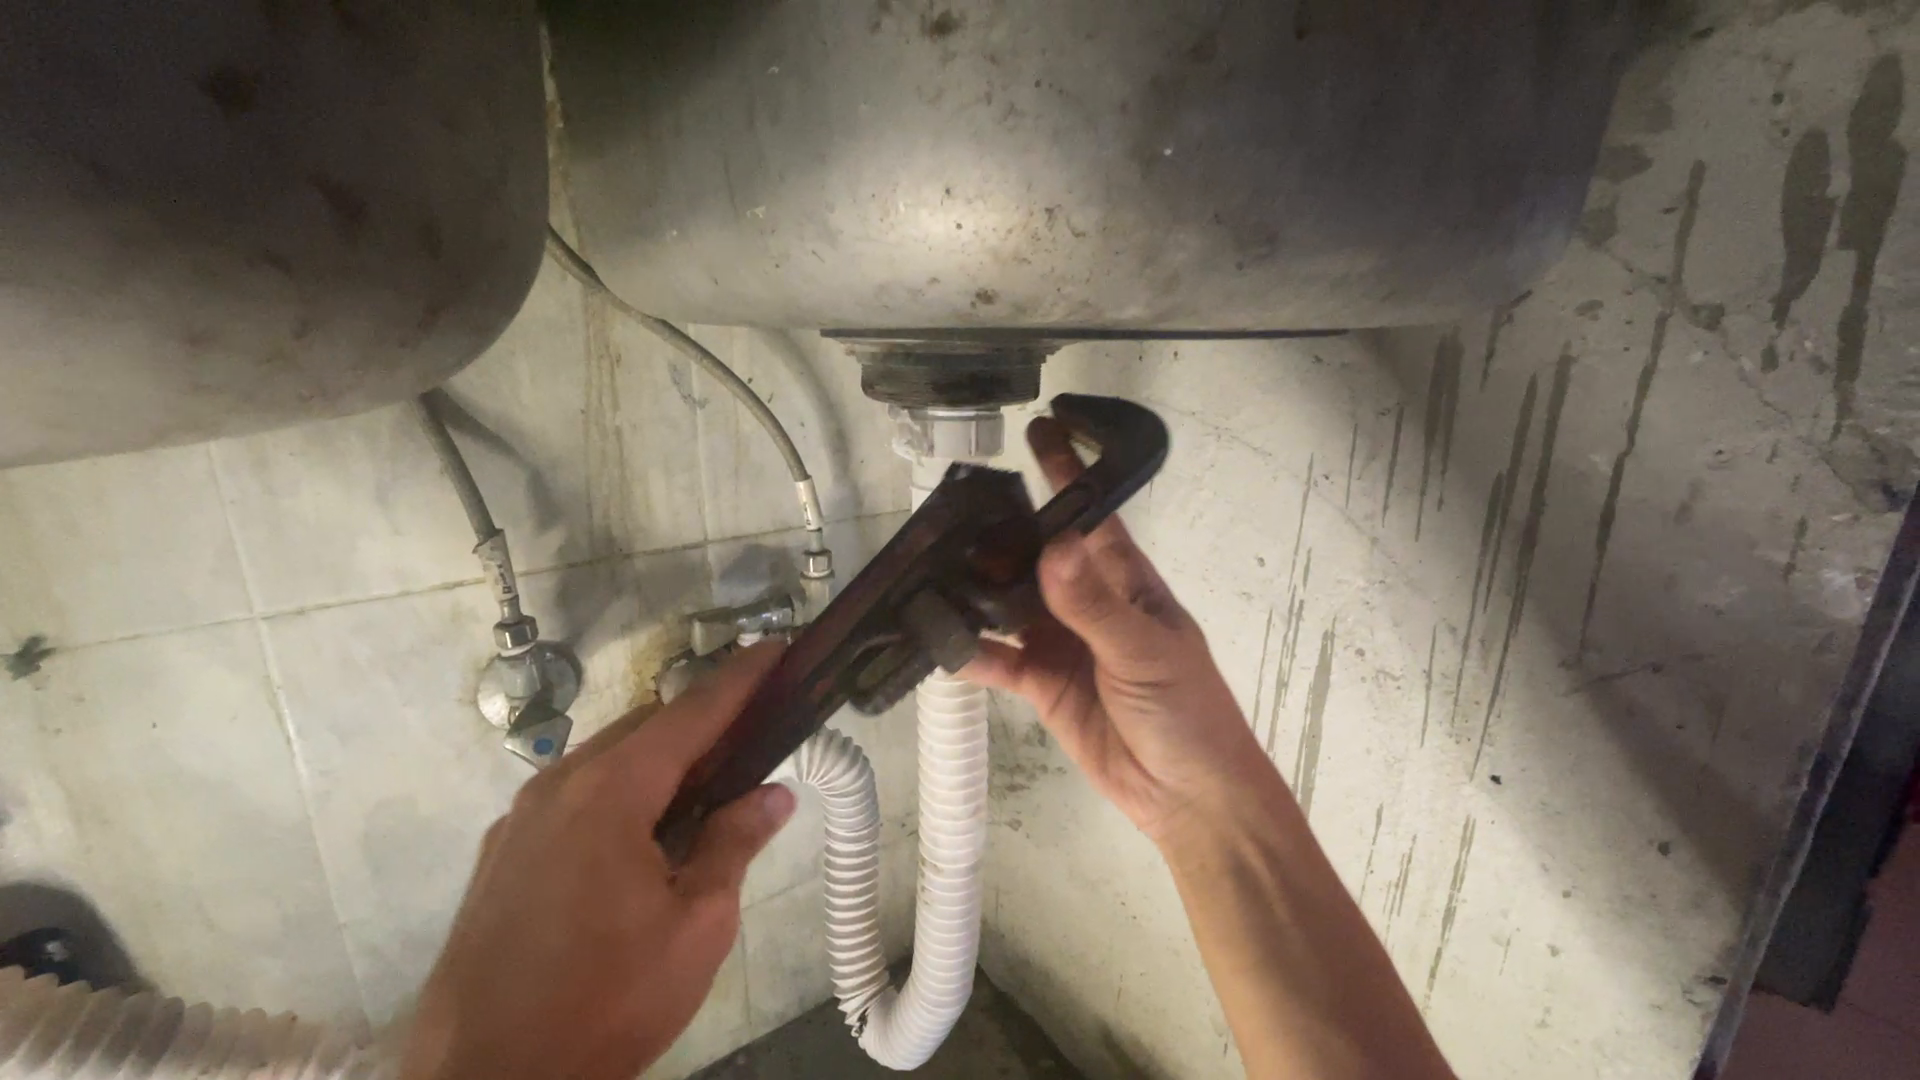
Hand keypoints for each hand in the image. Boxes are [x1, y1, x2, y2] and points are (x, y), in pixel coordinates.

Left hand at [399, 645, 796, 1079]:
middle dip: (703, 725)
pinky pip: (574, 797)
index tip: (776, 649)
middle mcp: (557, 786)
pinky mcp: (501, 855)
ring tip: (704, 799)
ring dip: (660, 763)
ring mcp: (519, 820)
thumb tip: (772, 796)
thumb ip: (734, 845)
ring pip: (607, 760)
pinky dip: (620, 794)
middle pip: (646, 728)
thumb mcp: (696, 926)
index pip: (692, 714)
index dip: (740, 679)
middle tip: (753, 746)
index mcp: (610, 793)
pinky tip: (642, 842)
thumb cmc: (606, 1001)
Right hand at [964, 417, 1282, 846]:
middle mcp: (1086, 601)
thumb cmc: (1186, 711)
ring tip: (928, 569)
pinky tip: (937, 639)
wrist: (1187, 797)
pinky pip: (998, 660)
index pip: (1088, 516)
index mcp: (1125, 580)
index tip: (1038, 428)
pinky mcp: (1040, 683)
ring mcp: (1061, 642)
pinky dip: (970, 651)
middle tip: (948, 510)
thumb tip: (1053, 545)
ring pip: (1008, 604)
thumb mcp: (1145, 652)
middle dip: (1000, 533)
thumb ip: (1095, 605)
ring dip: (976, 590)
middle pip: (1035, 556)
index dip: (1065, 473)